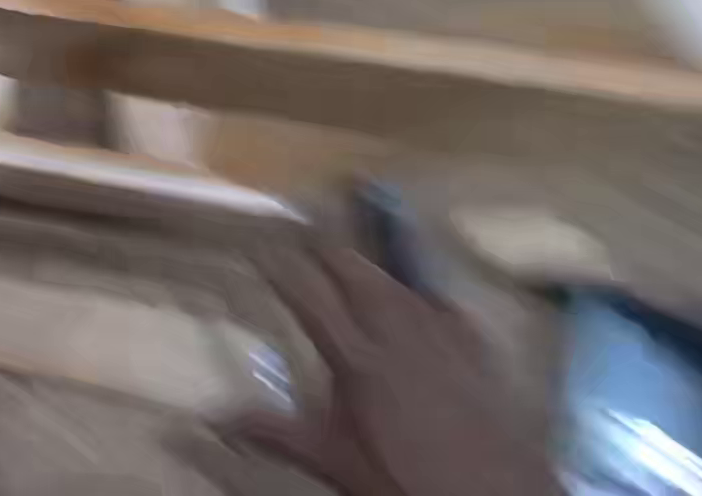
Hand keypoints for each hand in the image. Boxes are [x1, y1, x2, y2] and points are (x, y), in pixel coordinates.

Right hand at [227, 246, 561, 495]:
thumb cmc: (409, 487)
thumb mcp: (338, 464)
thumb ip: (280, 434)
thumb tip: (216, 418)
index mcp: (360, 362)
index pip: (309, 301)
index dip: (281, 270)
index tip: (256, 247)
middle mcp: (401, 345)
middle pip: (360, 281)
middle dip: (329, 252)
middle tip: (304, 230)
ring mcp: (447, 353)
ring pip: (405, 293)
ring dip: (373, 268)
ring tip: (351, 254)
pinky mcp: (485, 372)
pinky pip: (458, 322)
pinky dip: (437, 303)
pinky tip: (431, 298)